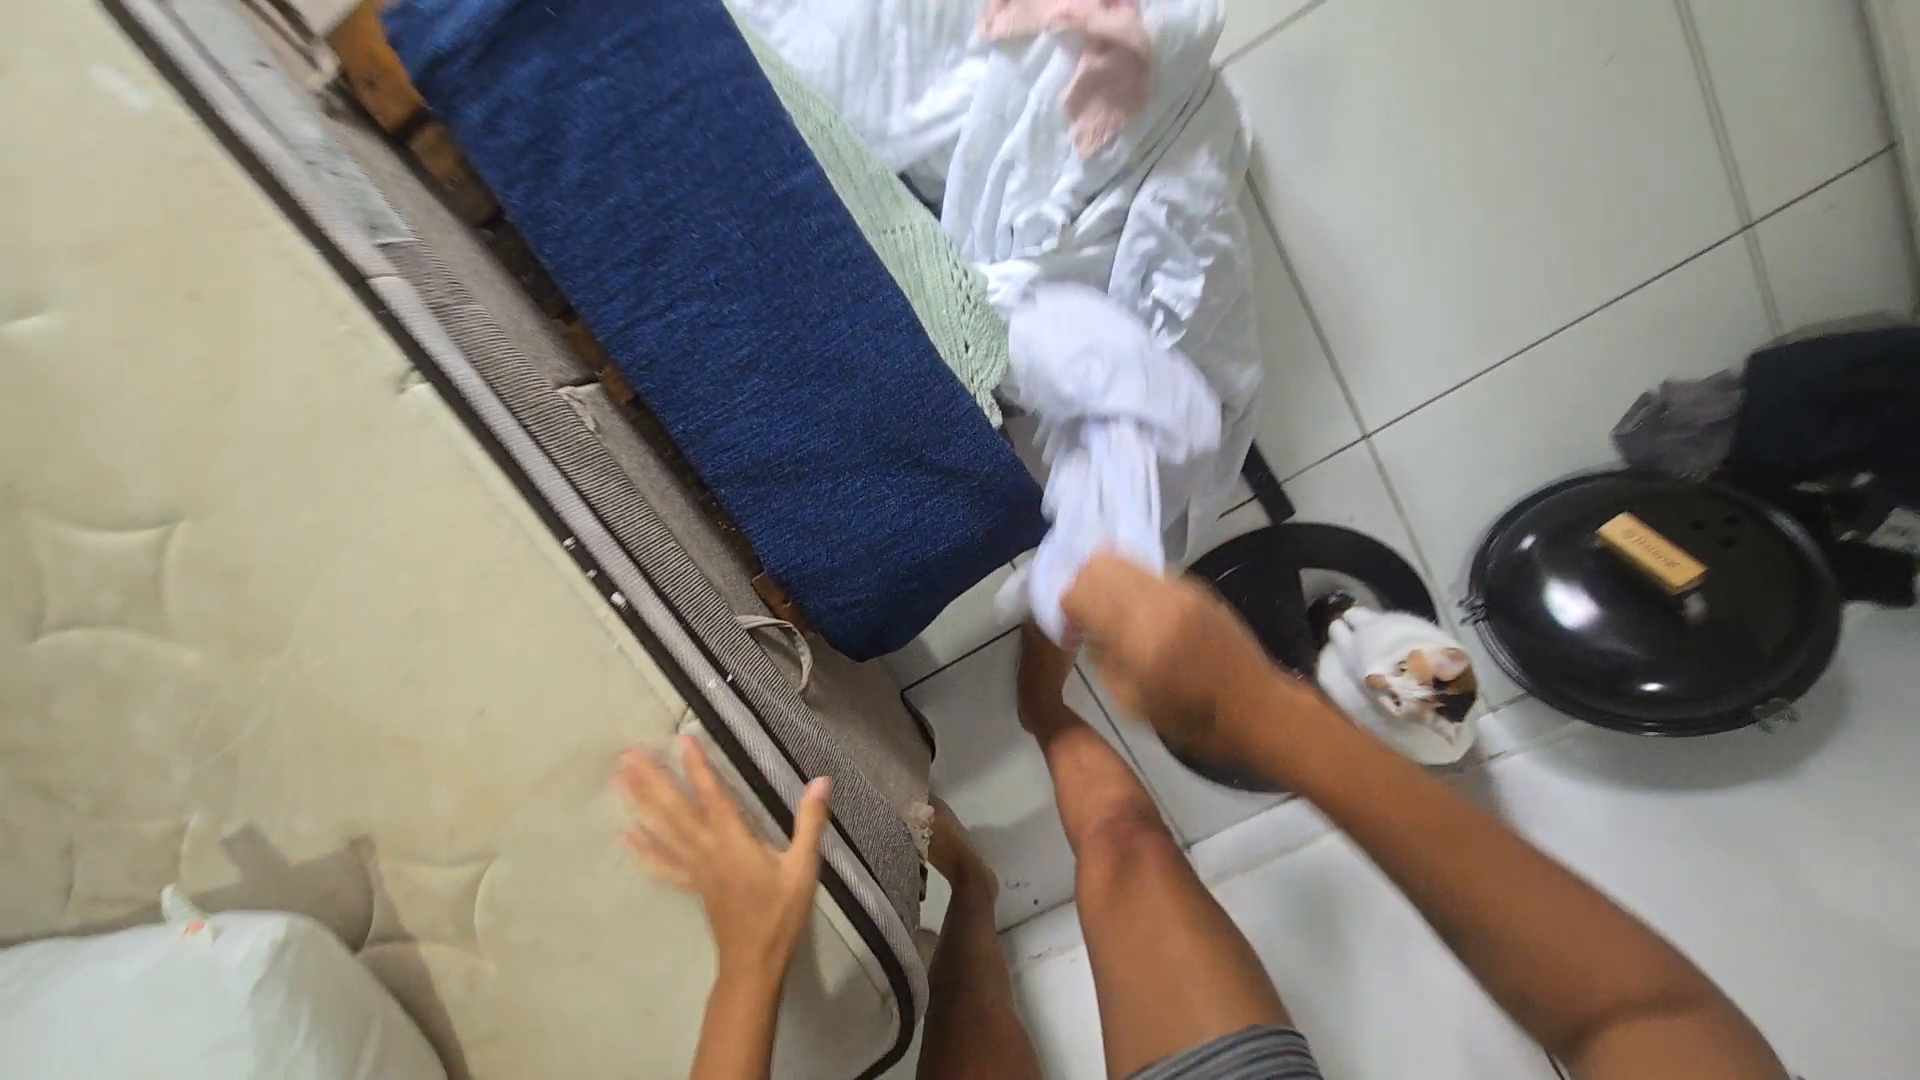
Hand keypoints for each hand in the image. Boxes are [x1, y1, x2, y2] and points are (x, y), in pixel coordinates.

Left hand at [616, 736, 832, 976]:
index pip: (713, 795)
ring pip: (662, 831)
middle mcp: (708, 850)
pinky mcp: (692, 885)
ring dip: (640, 805)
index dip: (698, 766)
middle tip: (626, 756)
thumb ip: (810, 822)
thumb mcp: (804, 866)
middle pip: (675, 810)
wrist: (754, 962)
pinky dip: (643, 849)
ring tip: (618, 781)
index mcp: (734, 842)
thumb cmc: (781, 913)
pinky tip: (626, 836)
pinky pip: (663, 864)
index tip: (682, 739)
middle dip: (651, 781)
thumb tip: (822, 781)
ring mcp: (695, 869)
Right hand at [1062, 554, 1298, 762]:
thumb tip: (1082, 627)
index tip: (1069, 629)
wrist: (1259, 709)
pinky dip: (1132, 584)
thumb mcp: (1131, 702)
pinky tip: (1137, 612)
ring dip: (1107, 580)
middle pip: (1099, 563)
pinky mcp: (1196, 586)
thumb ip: (1102, 656)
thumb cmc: (1193, 720)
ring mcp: (1181, 589)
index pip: (1080, 592)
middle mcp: (1159, 601)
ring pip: (1124, 559)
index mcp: (1140, 636)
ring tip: (1108, 609)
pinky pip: (1149, 571)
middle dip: (1082, 584)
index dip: (1065, 607)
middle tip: (1083, 613)